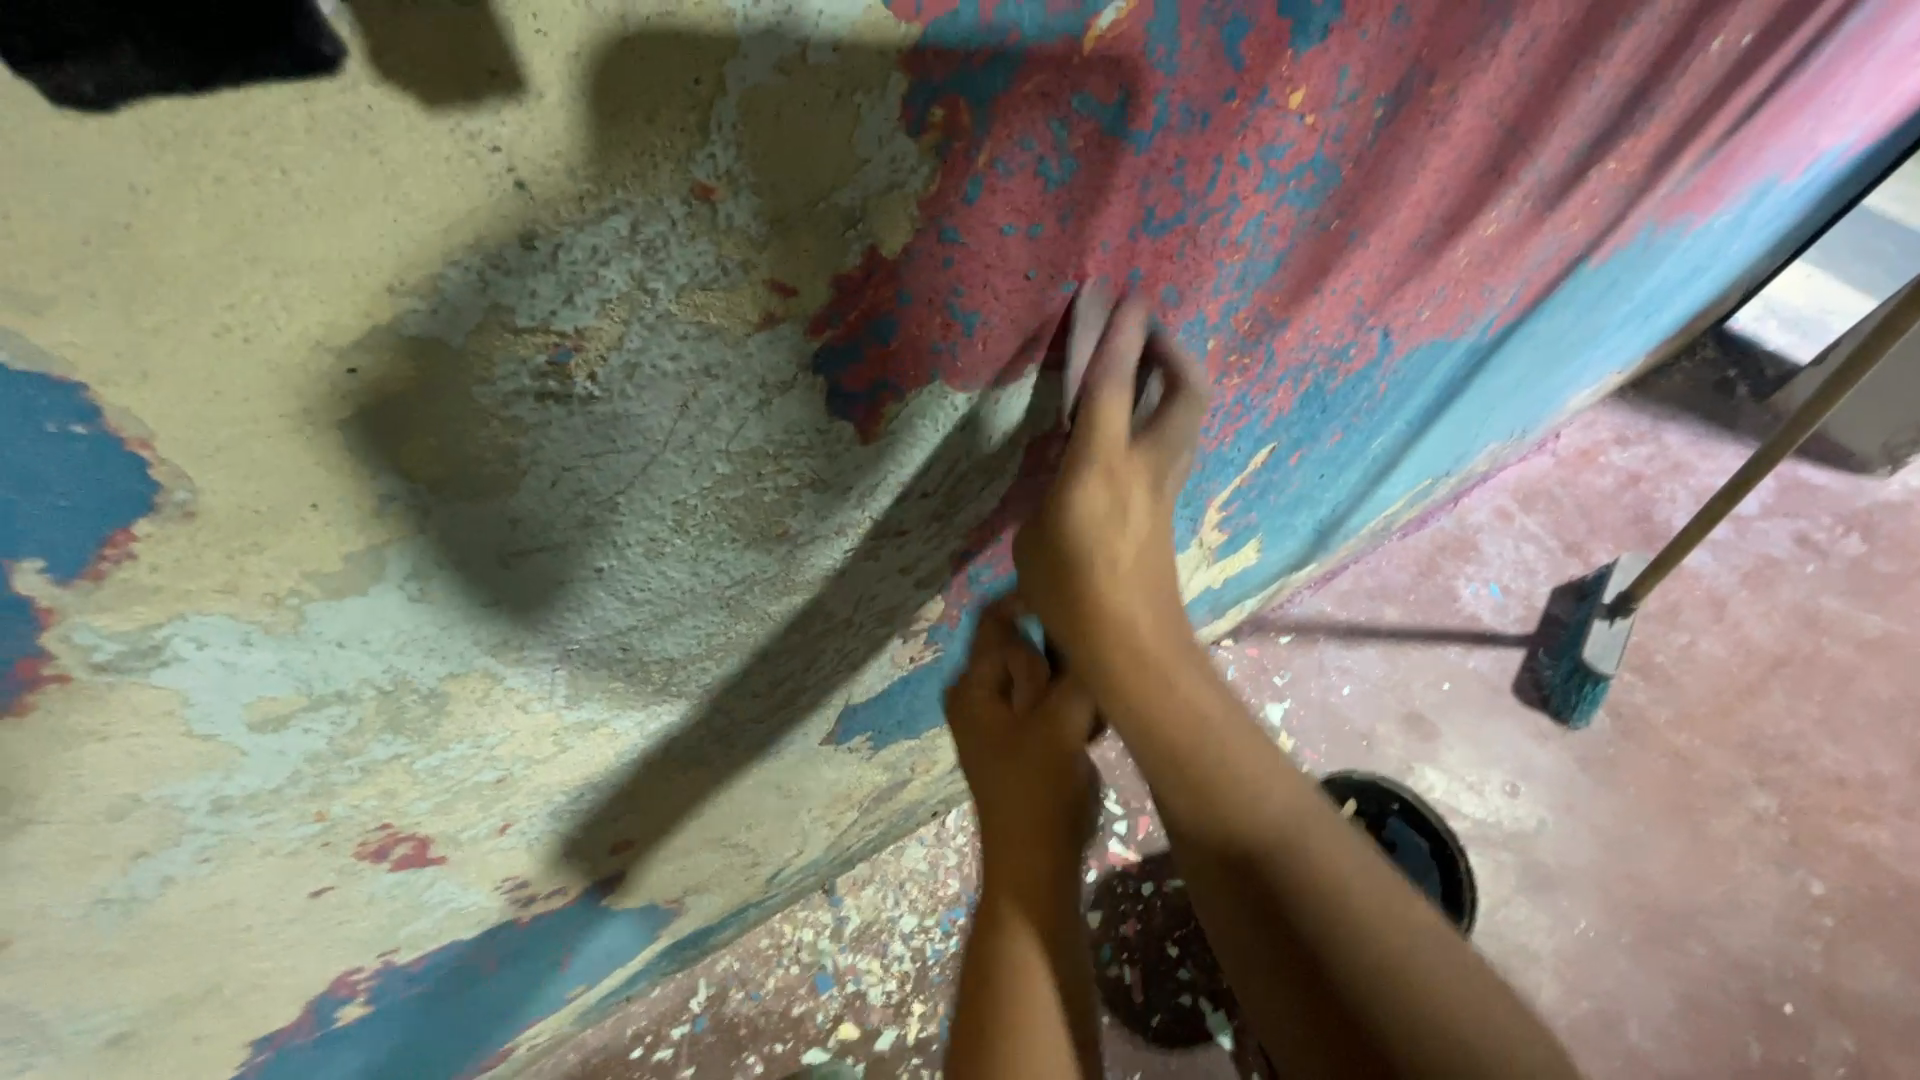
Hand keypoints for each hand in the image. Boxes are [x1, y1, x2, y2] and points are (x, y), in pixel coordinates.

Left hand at [945, 597, 1100, 878]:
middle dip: (1057, 655)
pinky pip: (1047, 702)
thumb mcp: (1061, 720)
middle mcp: (978, 693)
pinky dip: (1069, 706)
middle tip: (1080, 683)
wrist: (1036, 866)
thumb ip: (1076, 669)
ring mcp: (1000, 718)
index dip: (1035, 606)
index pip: (998, 618)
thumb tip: (1092, 633)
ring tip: (1087, 711)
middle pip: (1021, 644)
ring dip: (1068, 683)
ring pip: (1041, 674)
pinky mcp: (1022, 738)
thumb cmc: (1039, 791)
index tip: (1081, 610)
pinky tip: (1088, 730)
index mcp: (972, 683)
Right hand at [1015, 294, 1210, 669]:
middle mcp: (1145, 464)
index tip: (1124, 296)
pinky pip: (1173, 443)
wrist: (1129, 642)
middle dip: (1171, 350)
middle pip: (1185, 390)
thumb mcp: (1034, 533)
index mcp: (1102, 465)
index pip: (1111, 385)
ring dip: (1173, 382)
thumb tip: (1064, 474)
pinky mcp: (1167, 506)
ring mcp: (1164, 485)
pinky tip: (1132, 428)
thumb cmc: (1068, 590)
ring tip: (1143, 372)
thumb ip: (1050, 489)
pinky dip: (1161, 418)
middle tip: (1145, 333)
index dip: (1117, 336)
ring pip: (1187, 416)